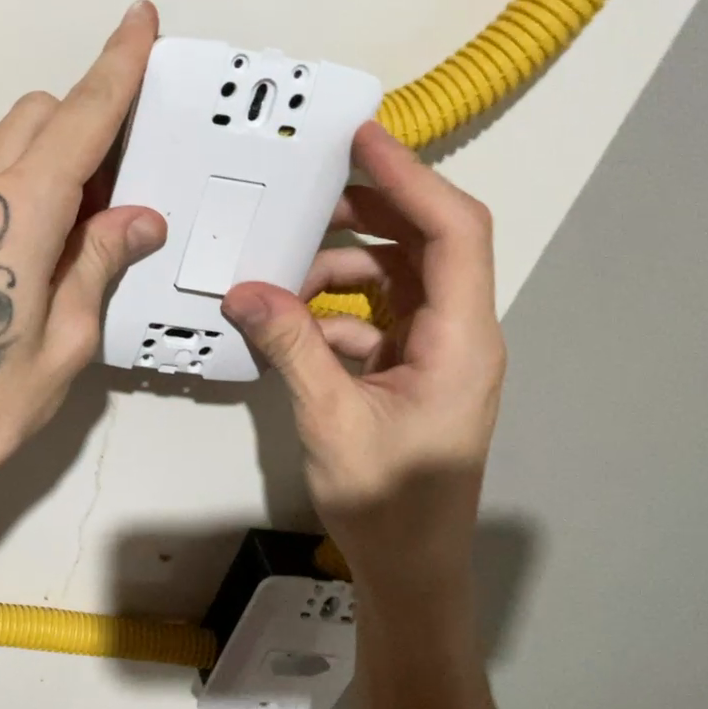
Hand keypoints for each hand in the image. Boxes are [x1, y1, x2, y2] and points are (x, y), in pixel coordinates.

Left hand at [0, 2, 167, 528]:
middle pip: (37, 116)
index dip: (117, 69)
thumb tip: (135, 220)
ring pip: (4, 145)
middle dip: (88, 119)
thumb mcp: (66, 342)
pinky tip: (39, 241)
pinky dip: (19, 183)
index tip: (142, 25)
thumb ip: (98, 265)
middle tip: (128, 174)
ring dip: (52, 154)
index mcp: (18, 217)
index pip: (79, 120)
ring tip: (86, 221)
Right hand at [222, 122, 506, 587]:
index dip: (411, 179)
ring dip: (338, 274)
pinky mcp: (408, 376)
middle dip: (365, 219)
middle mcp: (458, 336)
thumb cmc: (388, 502)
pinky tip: (289, 330)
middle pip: (423, 249)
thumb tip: (245, 291)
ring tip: (279, 278)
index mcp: (462, 339)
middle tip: (302, 202)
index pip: (454, 232)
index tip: (360, 142)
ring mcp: (434, 356)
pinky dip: (332, 317)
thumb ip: (292, 349)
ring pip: (393, 285)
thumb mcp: (331, 420)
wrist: (409, 566)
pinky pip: (373, 323)